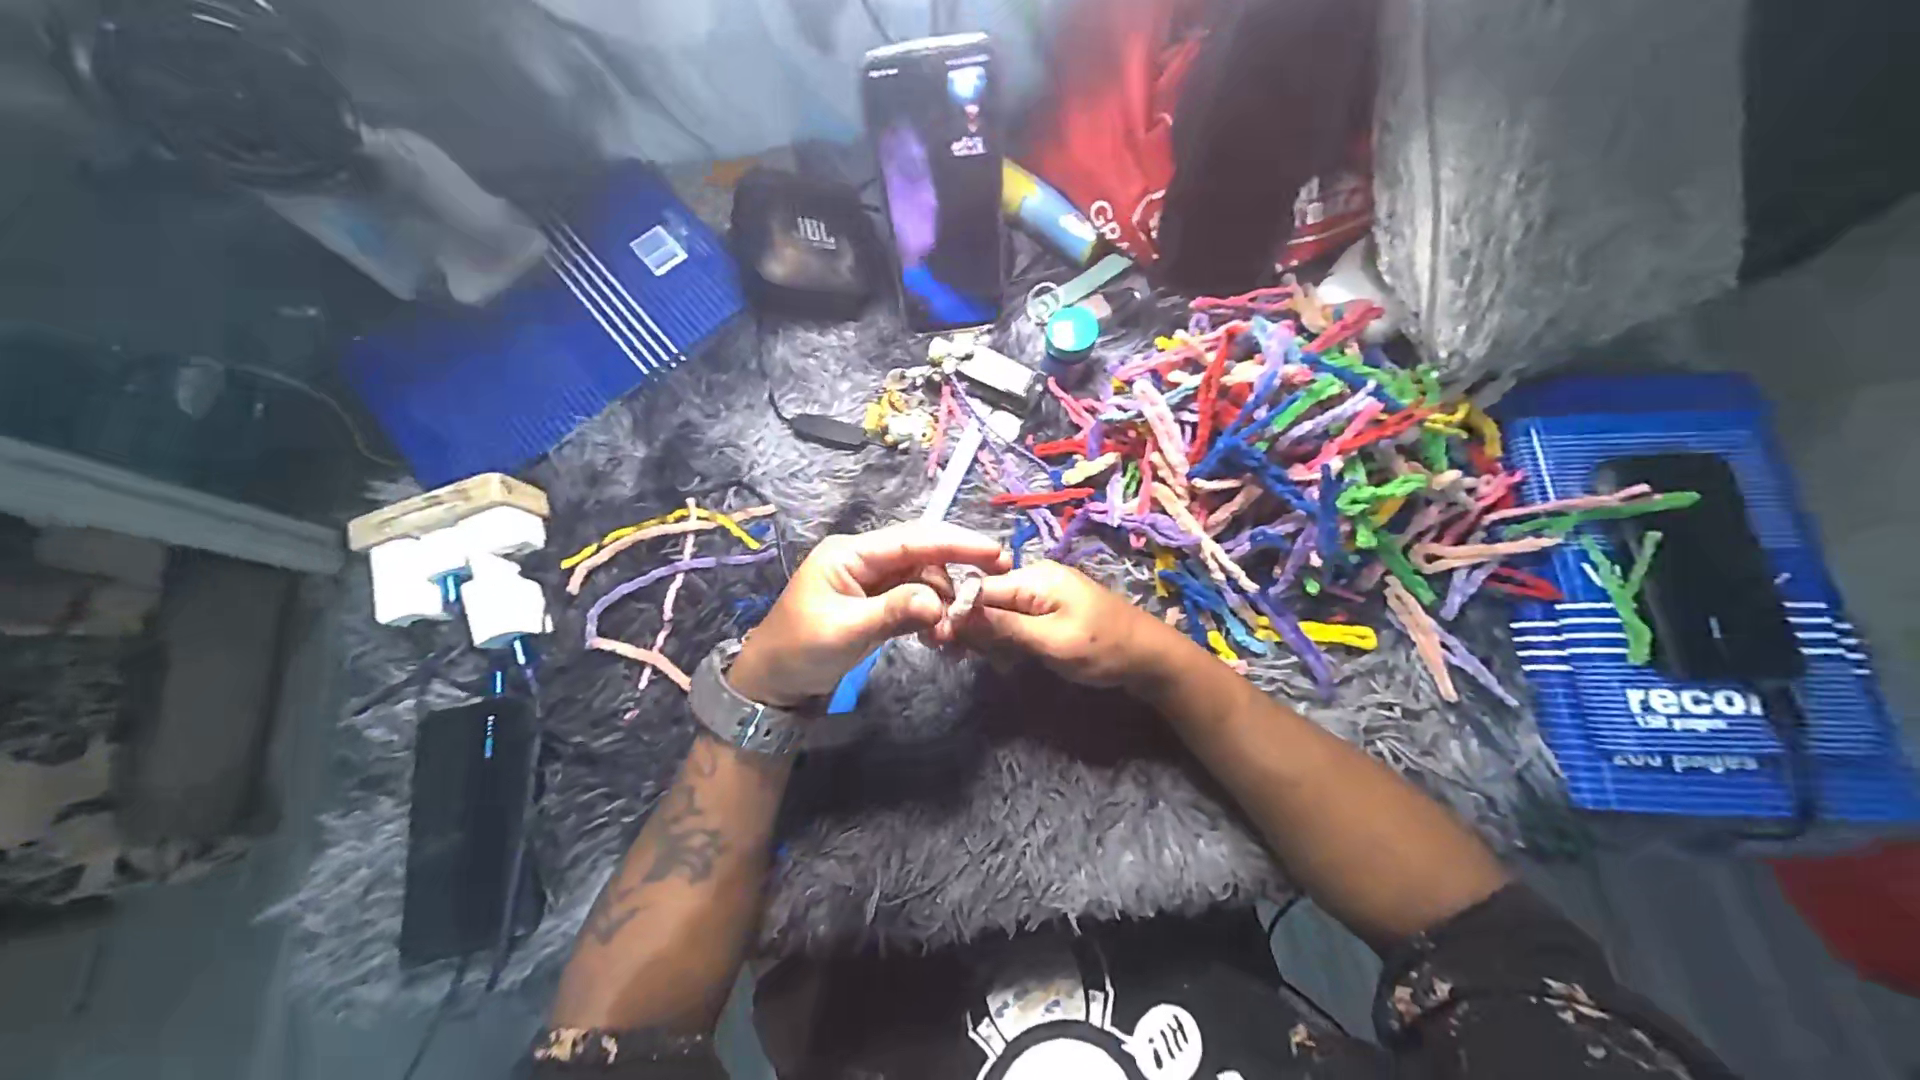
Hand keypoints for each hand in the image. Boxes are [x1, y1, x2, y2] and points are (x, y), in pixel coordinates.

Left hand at [728, 522, 1010, 705]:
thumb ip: (894, 611)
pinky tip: (939, 634)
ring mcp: (872, 581)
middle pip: (922, 554)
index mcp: (850, 553)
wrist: (771, 684)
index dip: (956, 544)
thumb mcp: (845, 630)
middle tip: (992, 587)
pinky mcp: (878, 603)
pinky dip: (931, 614)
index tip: (994, 553)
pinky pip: (915, 599)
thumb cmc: (798, 650)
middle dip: (957, 568)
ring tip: (952, 631)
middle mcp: (865, 559)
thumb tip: (940, 603)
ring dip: (944, 599)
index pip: (912, 539)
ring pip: (923, 578)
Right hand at [958, 560, 1179, 688]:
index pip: (979, 589)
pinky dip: (1010, 641)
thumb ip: (1004, 627)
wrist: (1151, 657)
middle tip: (972, 661)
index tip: (944, 644)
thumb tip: (957, 614)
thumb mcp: (1051, 641)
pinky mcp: (1049, 610)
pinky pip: (1017, 621)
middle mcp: (1035, 578)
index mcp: (1035, 577)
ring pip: (999, 614)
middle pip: (987, 601)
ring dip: (993, 640)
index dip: (959, 615)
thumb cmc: (1103, 648)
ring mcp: (1044, 594)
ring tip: (1002, 665)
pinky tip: (1012, 660)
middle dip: (977, 631)